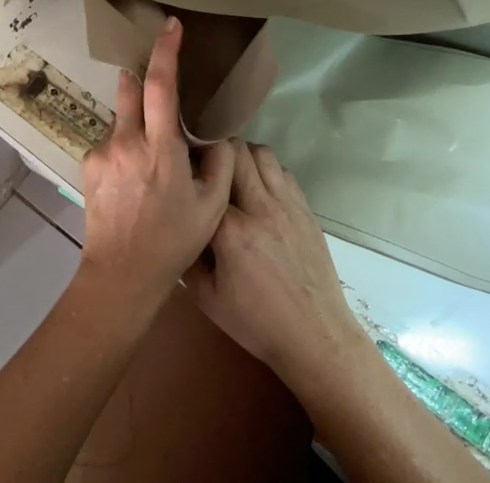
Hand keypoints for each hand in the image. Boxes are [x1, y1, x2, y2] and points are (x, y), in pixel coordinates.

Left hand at [79, 17, 234, 299]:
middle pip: (129, 88)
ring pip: (121, 119)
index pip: (160, 86)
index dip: (166, 52)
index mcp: (160, 149)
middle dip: (141, 74)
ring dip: (136, 123)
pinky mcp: (88, 164)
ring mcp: (102, 152)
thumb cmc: (173, 241)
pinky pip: (110, 142)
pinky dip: (124, 147)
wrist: (121, 273)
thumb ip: (219, 163)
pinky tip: (133, 179)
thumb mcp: (212, 206)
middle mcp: (126, 142)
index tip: (171, 26)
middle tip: (156, 79)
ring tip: (151, 160)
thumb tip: (216, 135)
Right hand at [188, 140, 364, 386]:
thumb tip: (173, 225)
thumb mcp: (206, 298)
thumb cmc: (256, 323)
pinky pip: (283, 171)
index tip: (175, 170)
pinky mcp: (306, 210)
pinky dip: (266, 171)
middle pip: (234, 150)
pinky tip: (257, 190)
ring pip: (261, 153)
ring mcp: (287, 206)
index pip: (203, 175)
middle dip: (213, 150)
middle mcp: (260, 208)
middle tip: (200, 163)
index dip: (186, 168)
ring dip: (242, 156)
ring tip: (230, 173)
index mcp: (231, 231)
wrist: (316, 338)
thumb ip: (185, 257)